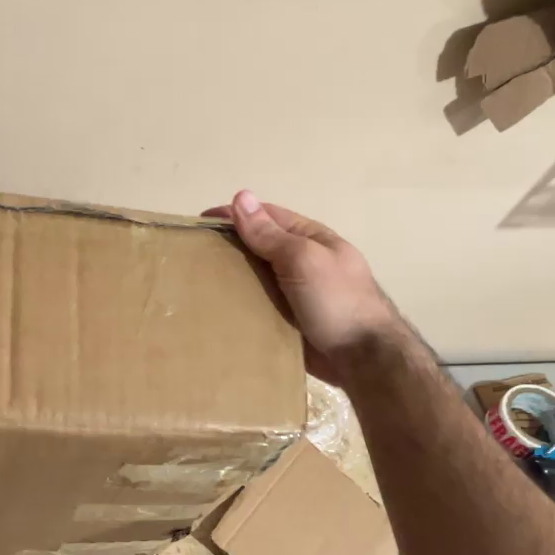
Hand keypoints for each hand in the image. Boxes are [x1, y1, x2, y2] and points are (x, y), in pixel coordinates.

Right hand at [203, 191, 399, 382]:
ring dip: (230, 279)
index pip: (265, 216)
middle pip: (258, 247)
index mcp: (309, 239)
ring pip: (255, 278)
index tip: (196, 225)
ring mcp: (295, 293)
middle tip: (191, 258)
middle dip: (228, 247)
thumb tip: (241, 197)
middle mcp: (301, 262)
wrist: (363, 358)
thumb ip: (271, 234)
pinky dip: (239, 306)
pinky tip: (217, 311)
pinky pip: (258, 307)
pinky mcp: (288, 321)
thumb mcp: (303, 260)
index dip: (233, 215)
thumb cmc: (337, 302)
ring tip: (195, 286)